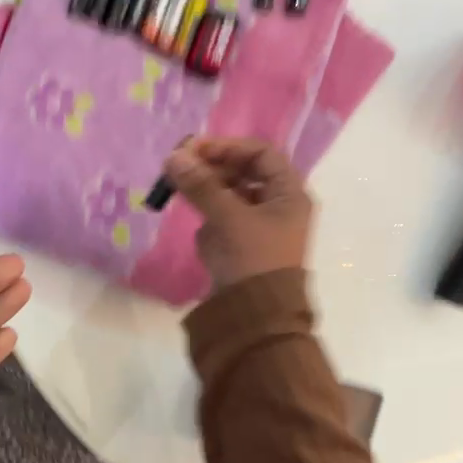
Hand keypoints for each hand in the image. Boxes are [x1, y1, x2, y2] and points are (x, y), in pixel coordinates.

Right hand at [164, 137, 314, 287]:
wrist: (255, 314)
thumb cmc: (251, 258)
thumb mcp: (227, 218)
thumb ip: (201, 186)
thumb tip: (174, 156)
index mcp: (289, 193)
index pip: (260, 154)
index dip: (227, 147)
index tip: (193, 150)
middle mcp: (278, 206)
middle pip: (244, 174)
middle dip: (212, 172)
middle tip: (180, 172)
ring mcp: (260, 227)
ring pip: (231, 198)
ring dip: (208, 196)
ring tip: (185, 199)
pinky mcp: (243, 247)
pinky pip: (224, 222)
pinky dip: (210, 221)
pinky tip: (203, 235)